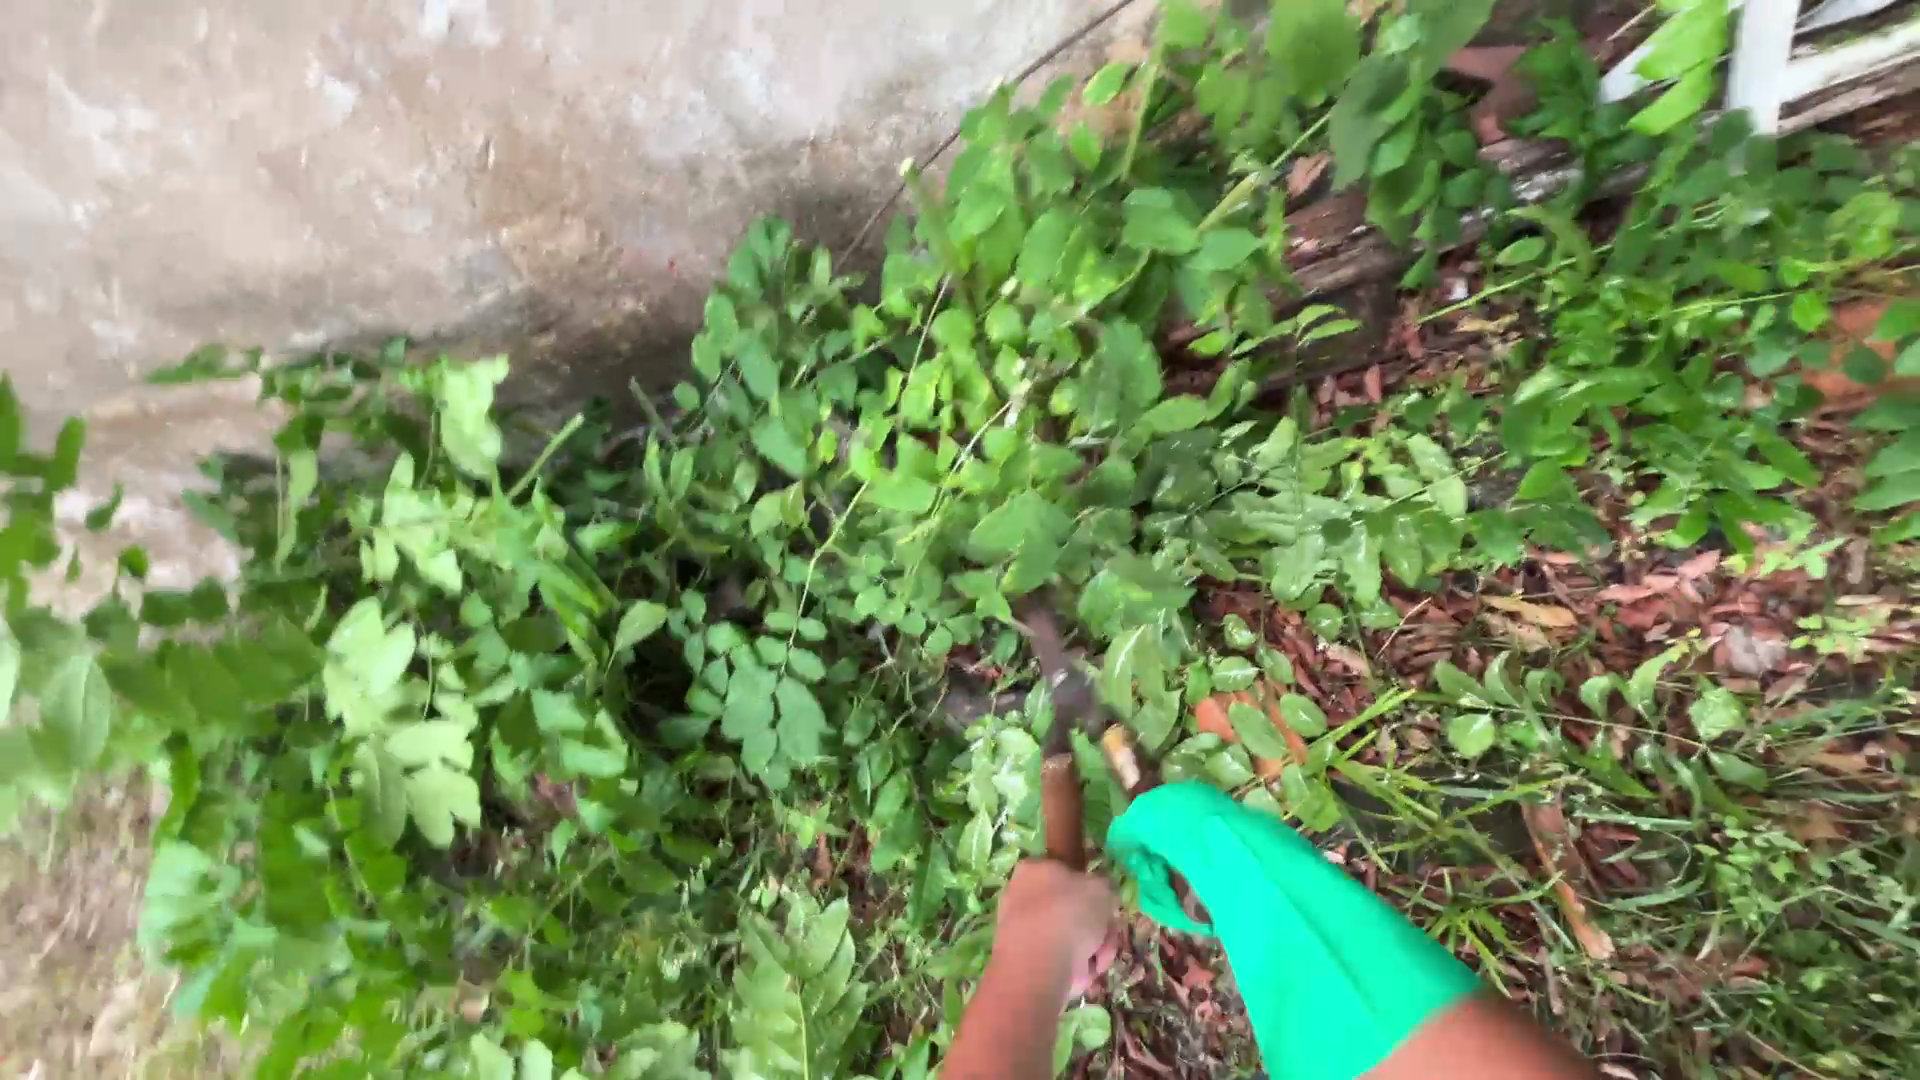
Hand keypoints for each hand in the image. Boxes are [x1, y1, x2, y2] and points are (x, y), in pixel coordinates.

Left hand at [990, 859, 1120, 1000]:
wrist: (1038, 965)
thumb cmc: (1070, 914)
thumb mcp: (1103, 889)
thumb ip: (1105, 887)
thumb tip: (1101, 895)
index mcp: (1035, 868)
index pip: (1070, 875)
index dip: (1094, 894)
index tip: (1107, 910)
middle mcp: (1021, 893)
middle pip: (1071, 910)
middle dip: (1095, 929)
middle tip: (1105, 939)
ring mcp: (1018, 928)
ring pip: (1067, 938)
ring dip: (1088, 951)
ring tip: (1094, 962)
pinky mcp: (1020, 959)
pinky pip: (1057, 961)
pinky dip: (1072, 970)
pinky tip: (1078, 976)